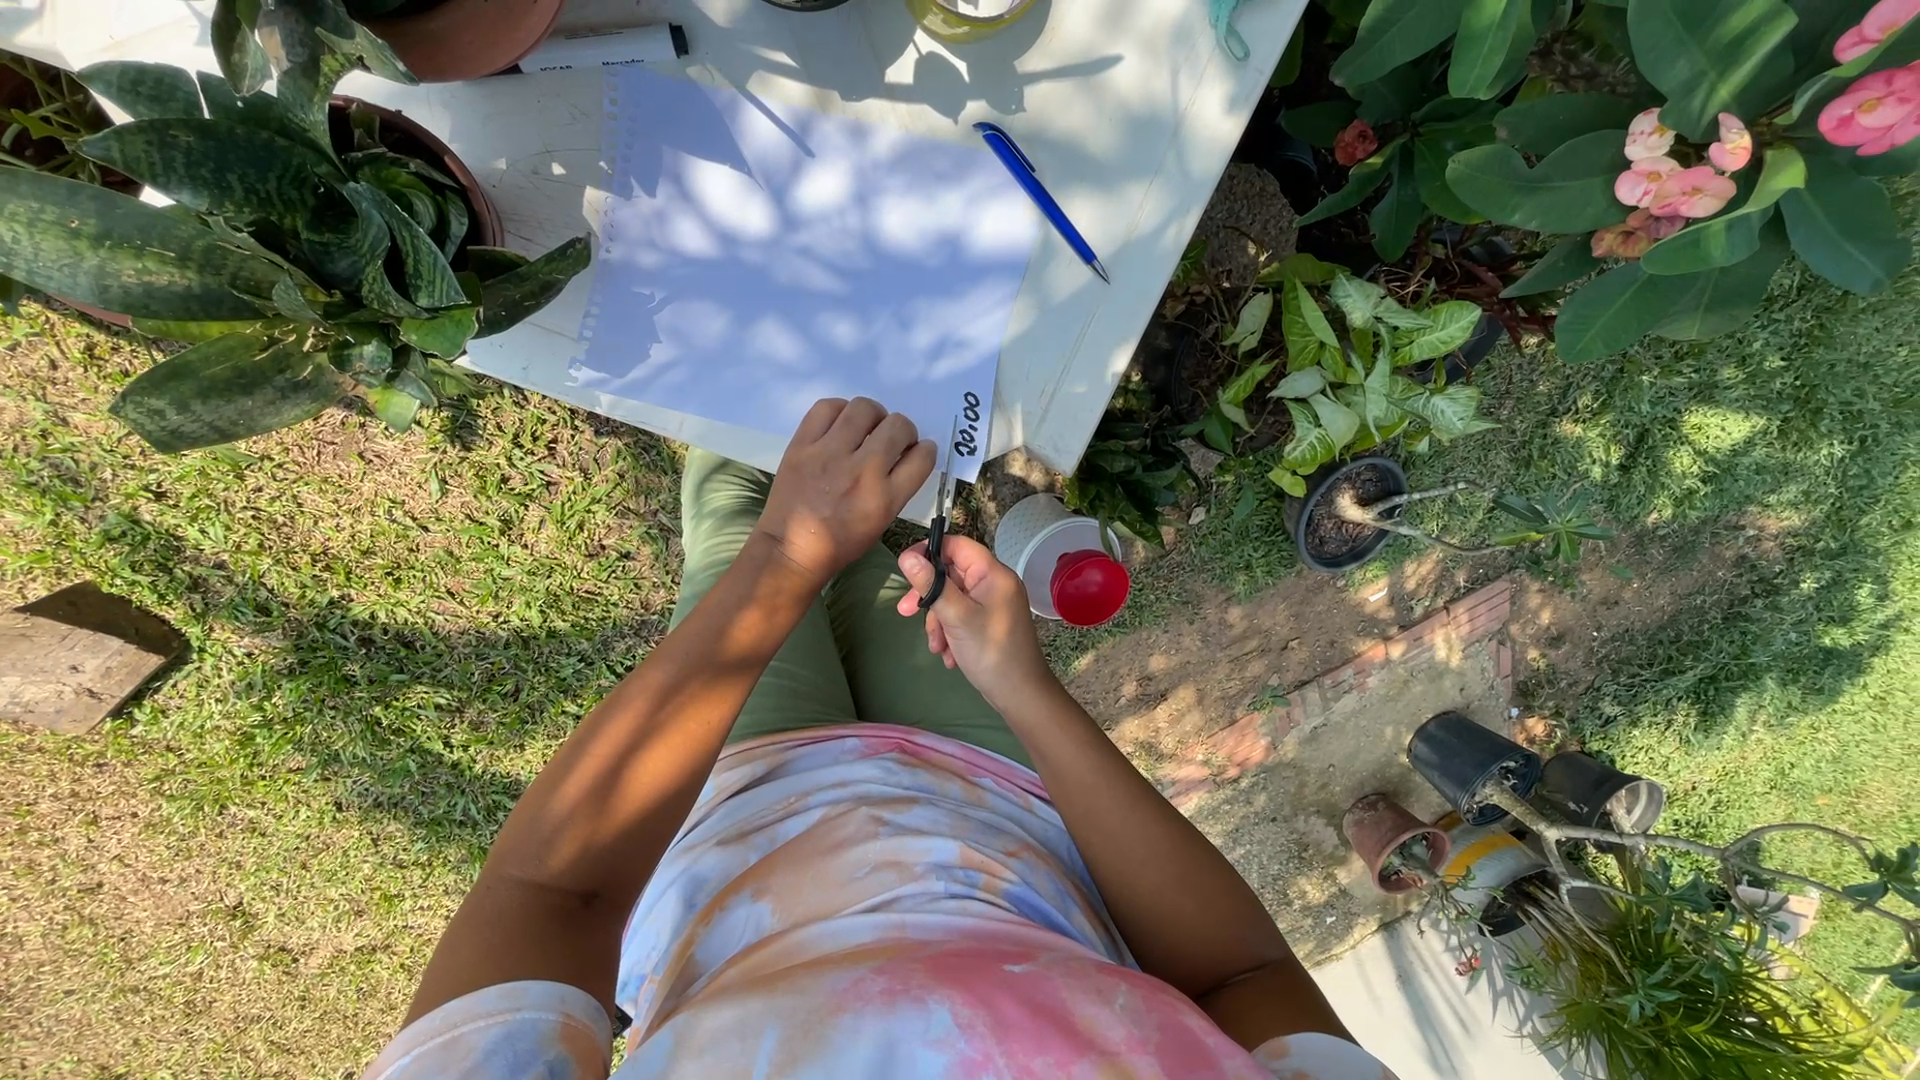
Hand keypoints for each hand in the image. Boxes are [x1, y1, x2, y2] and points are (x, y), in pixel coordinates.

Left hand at [756, 398, 935, 589]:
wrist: (791, 549)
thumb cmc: (840, 542)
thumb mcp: (881, 522)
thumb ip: (897, 487)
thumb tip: (905, 455)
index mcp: (885, 498)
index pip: (922, 457)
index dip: (925, 449)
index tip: (917, 450)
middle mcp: (862, 471)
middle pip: (898, 426)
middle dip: (904, 430)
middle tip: (892, 440)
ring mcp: (829, 454)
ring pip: (864, 408)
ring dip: (874, 415)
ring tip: (866, 427)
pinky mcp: (802, 445)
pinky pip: (827, 407)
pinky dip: (840, 410)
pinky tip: (840, 423)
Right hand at [896, 535, 1055, 709]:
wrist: (1020, 695)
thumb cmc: (991, 653)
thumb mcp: (956, 617)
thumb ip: (932, 585)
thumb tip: (907, 556)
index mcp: (993, 574)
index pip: (957, 545)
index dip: (930, 551)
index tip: (906, 569)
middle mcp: (994, 584)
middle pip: (951, 574)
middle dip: (930, 596)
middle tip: (905, 612)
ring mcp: (992, 604)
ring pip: (952, 598)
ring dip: (938, 621)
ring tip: (937, 646)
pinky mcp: (988, 622)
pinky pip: (961, 616)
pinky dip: (950, 632)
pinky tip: (948, 654)